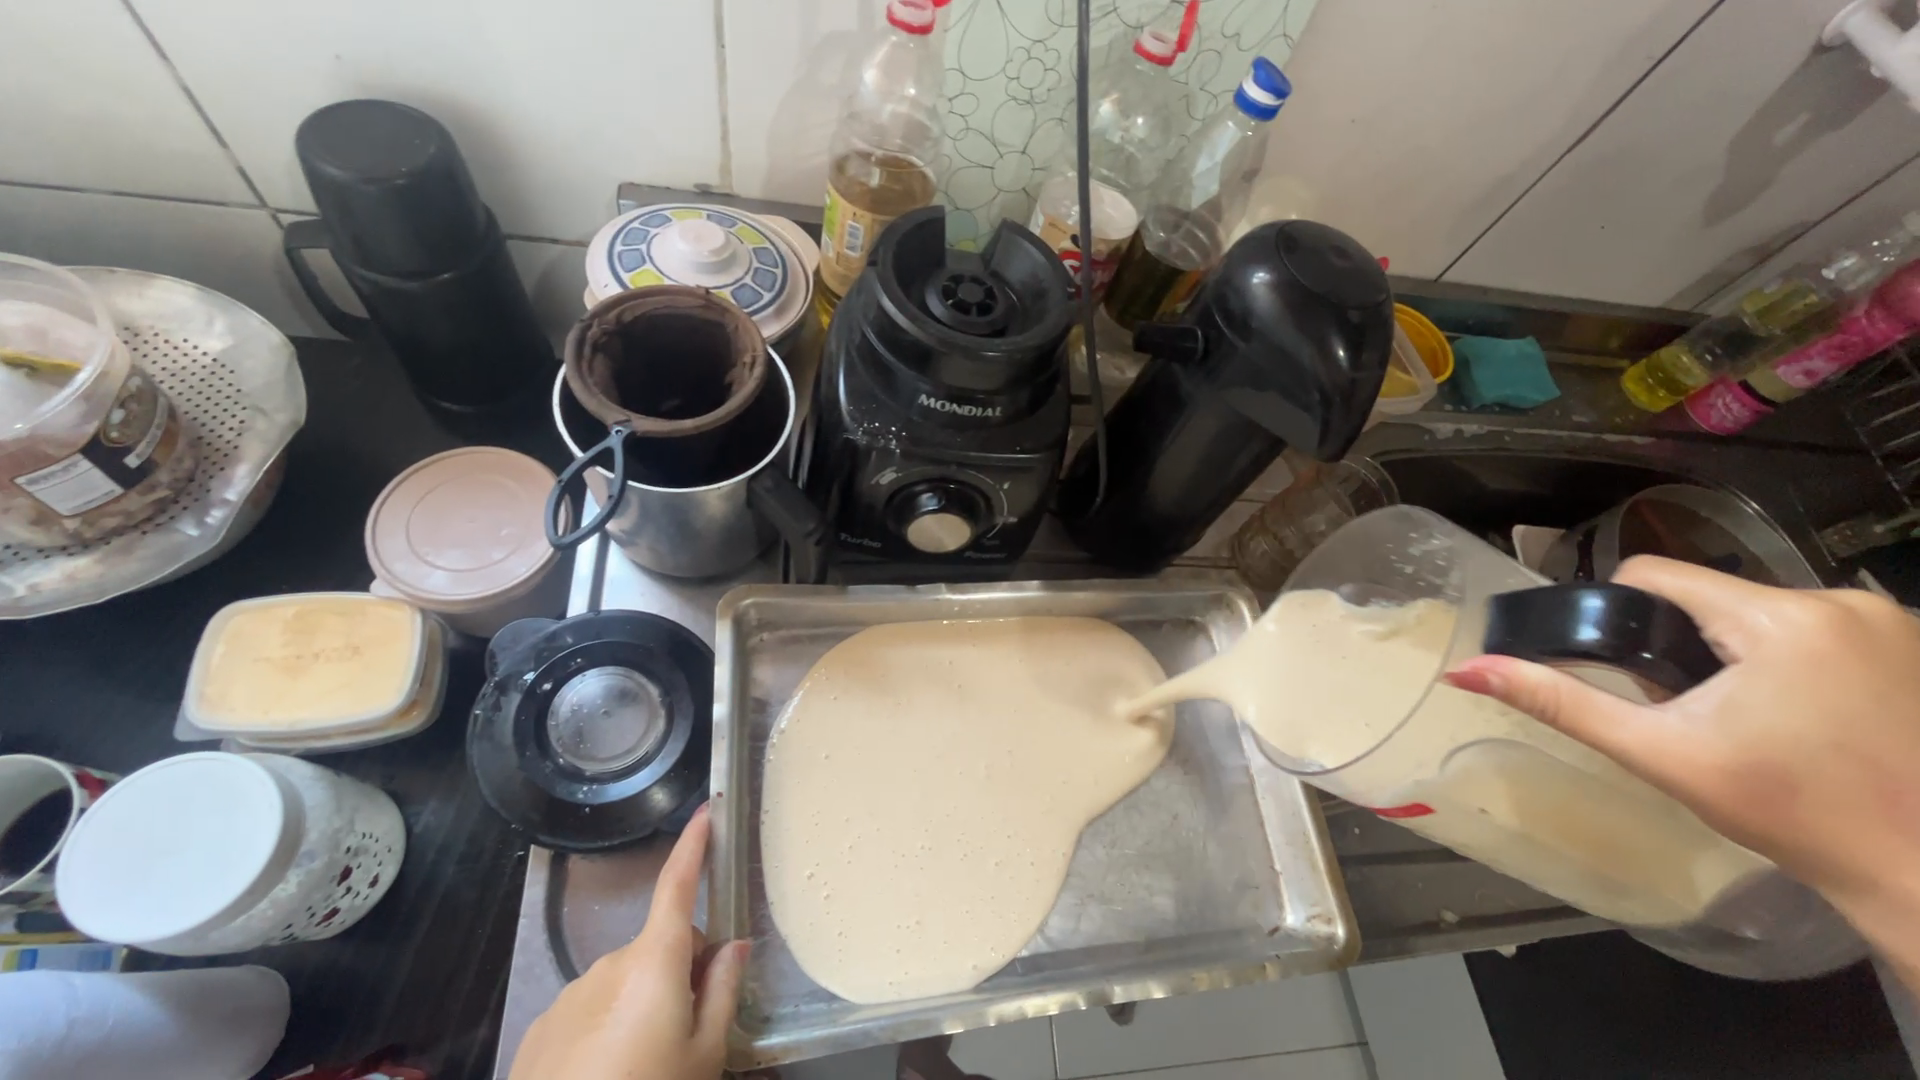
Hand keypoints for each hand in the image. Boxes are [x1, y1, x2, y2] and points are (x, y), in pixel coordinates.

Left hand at [510, 804, 748, 1079]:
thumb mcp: (704, 1055)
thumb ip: (722, 992)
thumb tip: (734, 945)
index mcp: (653, 963)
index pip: (677, 886)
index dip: (693, 846)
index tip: (707, 810)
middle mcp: (608, 965)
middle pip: (659, 947)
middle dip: (679, 970)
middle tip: (690, 1027)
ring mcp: (569, 996)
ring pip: (624, 982)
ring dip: (641, 1003)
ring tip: (645, 1062)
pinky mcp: (541, 1030)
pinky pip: (589, 1010)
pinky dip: (605, 1029)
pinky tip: (606, 1074)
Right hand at [1443, 556, 1919, 985]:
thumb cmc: (1787, 811)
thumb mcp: (1659, 753)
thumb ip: (1558, 702)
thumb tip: (1465, 671)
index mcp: (1779, 616)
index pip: (1652, 575)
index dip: (1617, 615)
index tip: (1629, 672)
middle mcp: (1844, 598)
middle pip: (1706, 595)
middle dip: (1679, 642)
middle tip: (1689, 708)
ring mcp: (1890, 620)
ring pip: (1756, 610)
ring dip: (1731, 649)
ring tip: (1745, 715)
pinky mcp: (1914, 644)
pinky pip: (1811, 627)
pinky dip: (1785, 658)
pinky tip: (1798, 713)